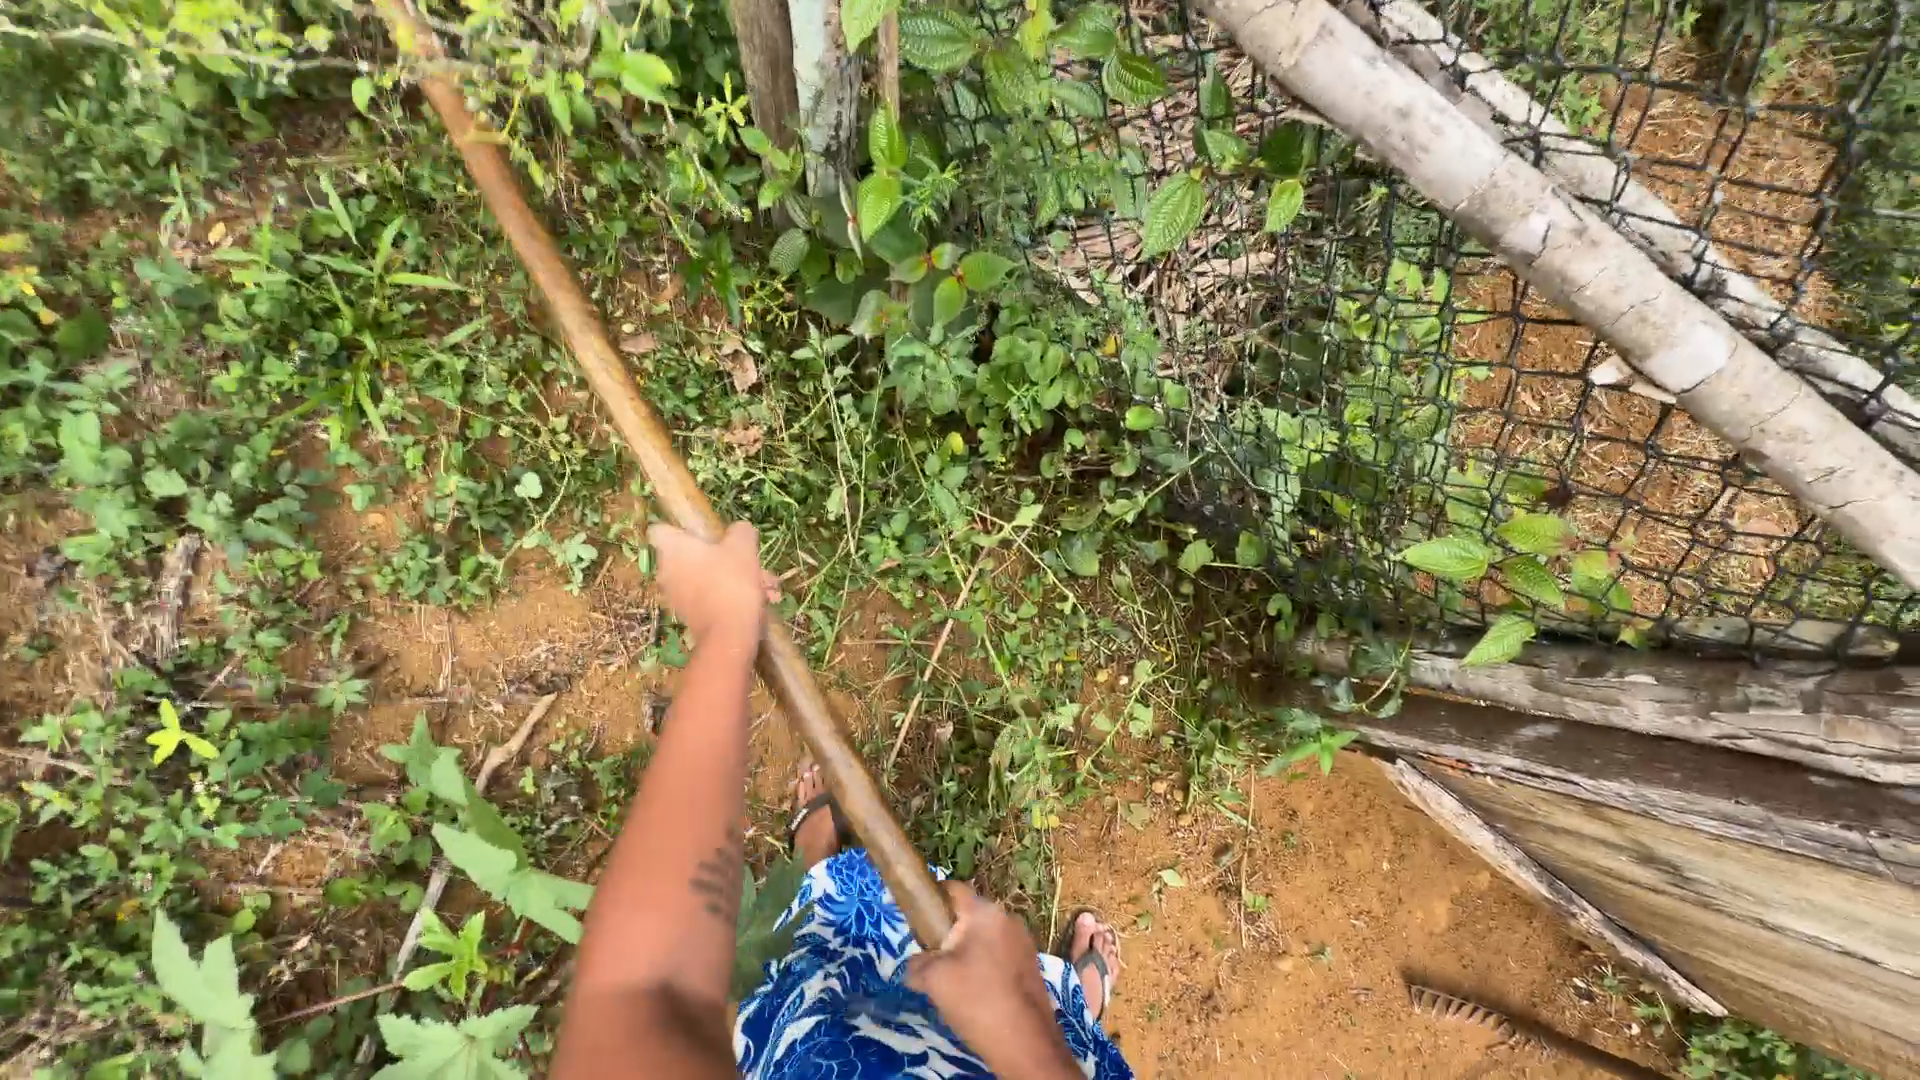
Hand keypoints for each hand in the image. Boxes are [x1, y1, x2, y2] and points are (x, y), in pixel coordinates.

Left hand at [647, 521, 779, 645]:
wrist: (729, 632)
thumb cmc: (731, 581)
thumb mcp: (743, 546)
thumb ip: (741, 531)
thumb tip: (740, 531)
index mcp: (672, 549)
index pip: (660, 530)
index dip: (681, 529)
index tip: (705, 533)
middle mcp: (666, 571)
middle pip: (691, 555)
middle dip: (723, 557)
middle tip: (749, 561)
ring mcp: (676, 595)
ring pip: (706, 577)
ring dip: (734, 578)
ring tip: (765, 585)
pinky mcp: (689, 615)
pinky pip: (709, 597)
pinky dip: (730, 596)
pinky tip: (760, 601)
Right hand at [906, 882, 1081, 1079]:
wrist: (1025, 1043)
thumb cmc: (977, 999)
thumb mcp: (934, 980)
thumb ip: (917, 964)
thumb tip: (914, 964)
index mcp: (985, 911)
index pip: (953, 889)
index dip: (933, 898)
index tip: (918, 919)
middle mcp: (1008, 918)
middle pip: (970, 915)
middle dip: (950, 933)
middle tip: (934, 958)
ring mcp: (1024, 941)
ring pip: (986, 937)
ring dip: (969, 952)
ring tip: (956, 982)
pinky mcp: (1032, 965)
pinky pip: (1001, 955)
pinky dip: (987, 967)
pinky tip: (979, 994)